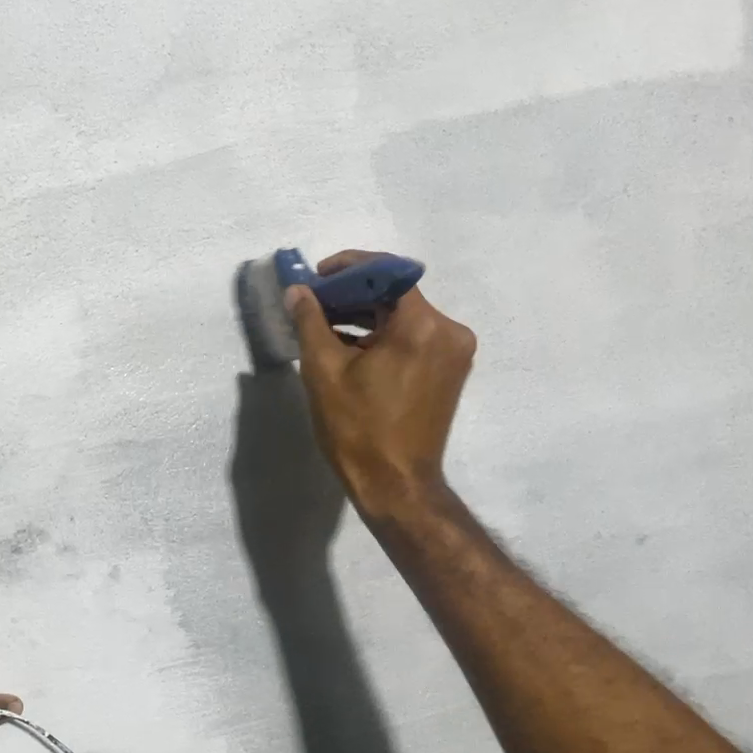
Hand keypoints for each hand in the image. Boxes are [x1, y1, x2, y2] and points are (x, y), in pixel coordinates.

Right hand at [287, 250, 477, 521]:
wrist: (395, 485)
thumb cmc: (357, 428)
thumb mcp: (323, 371)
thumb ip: (310, 321)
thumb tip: (298, 291)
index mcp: (422, 325)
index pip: (386, 272)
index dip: (347, 267)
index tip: (316, 277)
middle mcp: (449, 331)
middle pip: (396, 294)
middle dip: (353, 294)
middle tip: (314, 303)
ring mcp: (454, 353)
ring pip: (404, 317)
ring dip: (366, 316)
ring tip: (325, 327)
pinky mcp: (450, 372)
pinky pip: (413, 339)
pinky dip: (383, 337)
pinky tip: (350, 349)